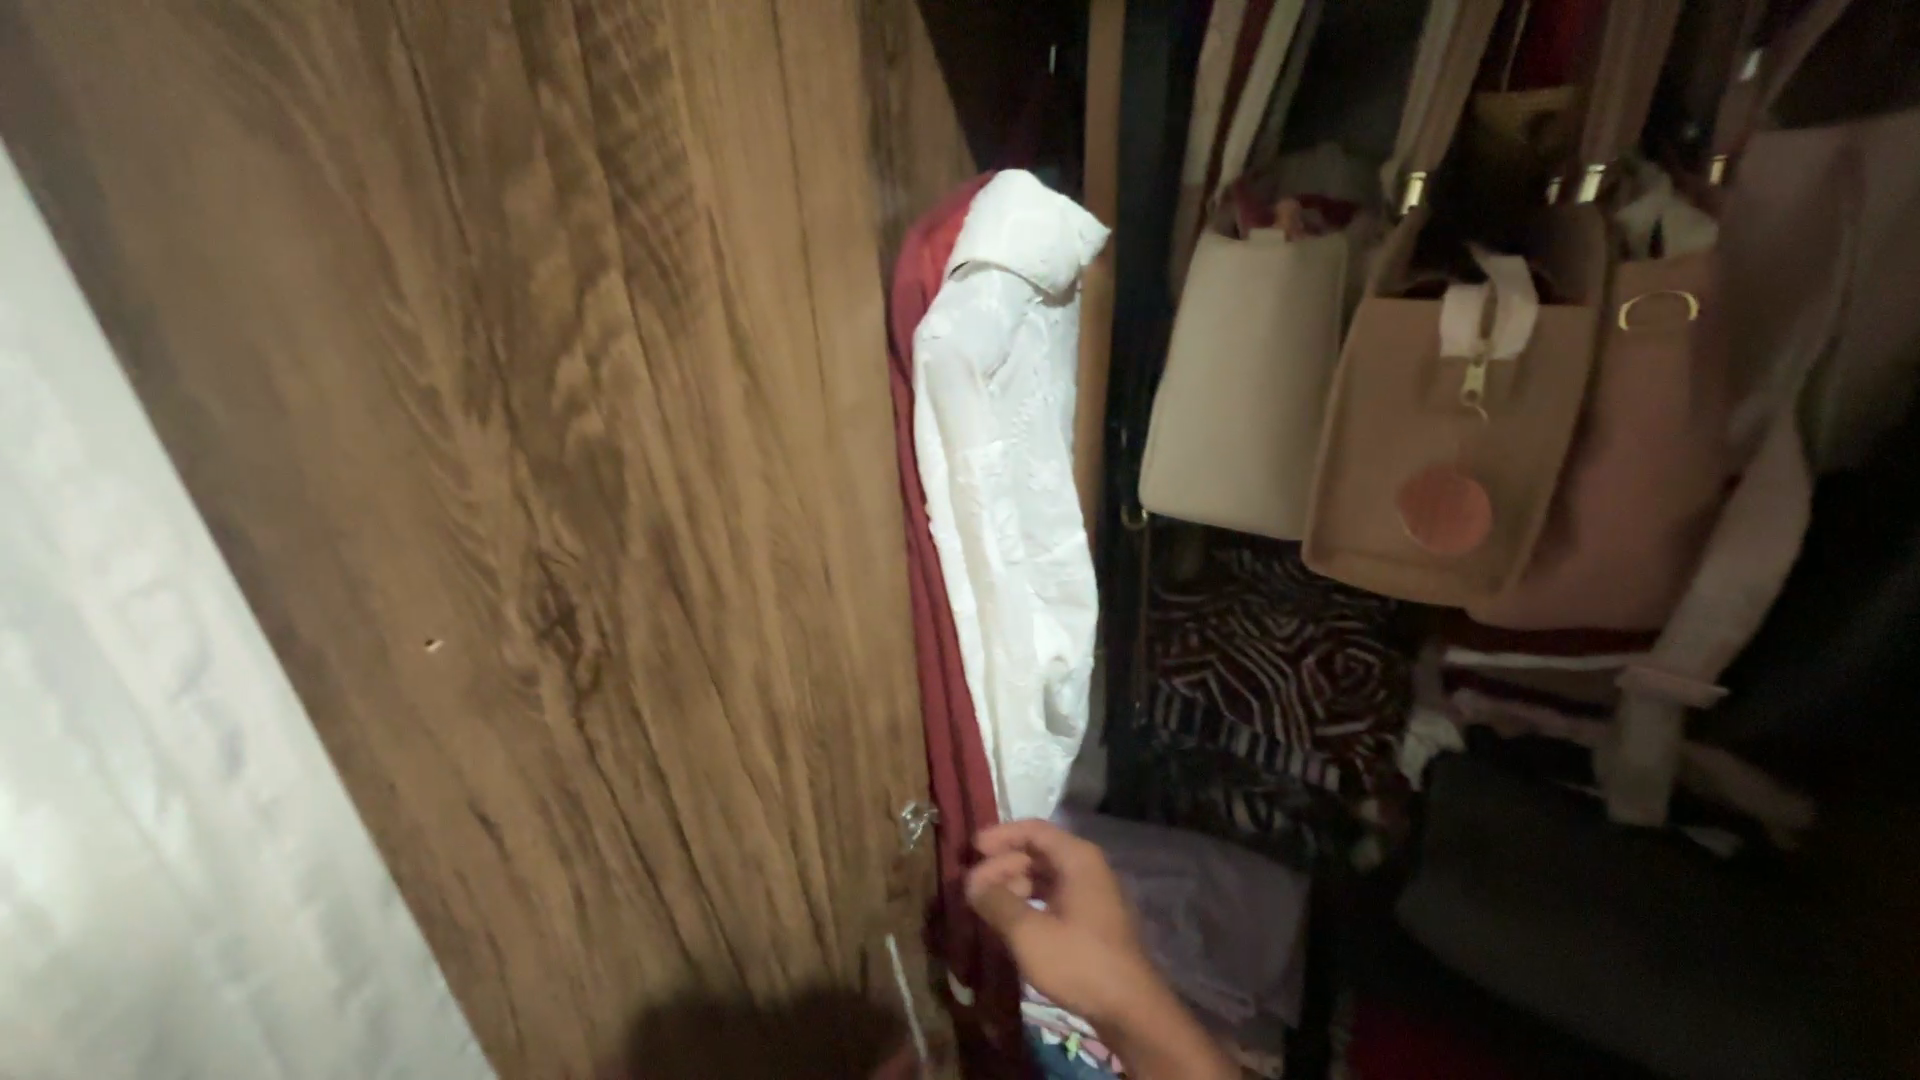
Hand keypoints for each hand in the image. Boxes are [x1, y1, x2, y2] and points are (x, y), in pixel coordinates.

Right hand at [963, 819, 1162, 1026]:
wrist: (1130, 1009)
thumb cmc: (1079, 961)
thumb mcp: (1029, 932)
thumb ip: (996, 902)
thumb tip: (971, 883)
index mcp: (1077, 858)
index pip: (1033, 830)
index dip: (1000, 836)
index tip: (972, 850)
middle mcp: (1087, 867)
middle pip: (1038, 852)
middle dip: (1003, 864)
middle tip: (974, 886)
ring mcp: (1092, 893)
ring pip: (1045, 876)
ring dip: (1015, 885)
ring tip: (987, 905)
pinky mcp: (1091, 919)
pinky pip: (1054, 896)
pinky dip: (1030, 902)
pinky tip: (1012, 921)